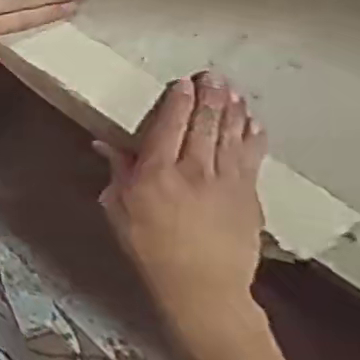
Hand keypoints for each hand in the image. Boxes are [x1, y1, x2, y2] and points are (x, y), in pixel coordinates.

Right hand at [97, 73, 272, 359]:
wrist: (200, 282)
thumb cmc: (146, 244)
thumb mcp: (117, 206)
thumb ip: (118, 172)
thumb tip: (107, 144)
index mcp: (156, 173)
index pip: (168, 127)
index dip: (176, 103)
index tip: (181, 83)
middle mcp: (194, 172)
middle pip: (204, 127)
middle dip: (209, 99)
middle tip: (213, 76)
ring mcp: (227, 184)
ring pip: (231, 138)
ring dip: (232, 112)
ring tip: (233, 91)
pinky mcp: (249, 196)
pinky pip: (251, 159)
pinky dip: (252, 138)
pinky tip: (253, 124)